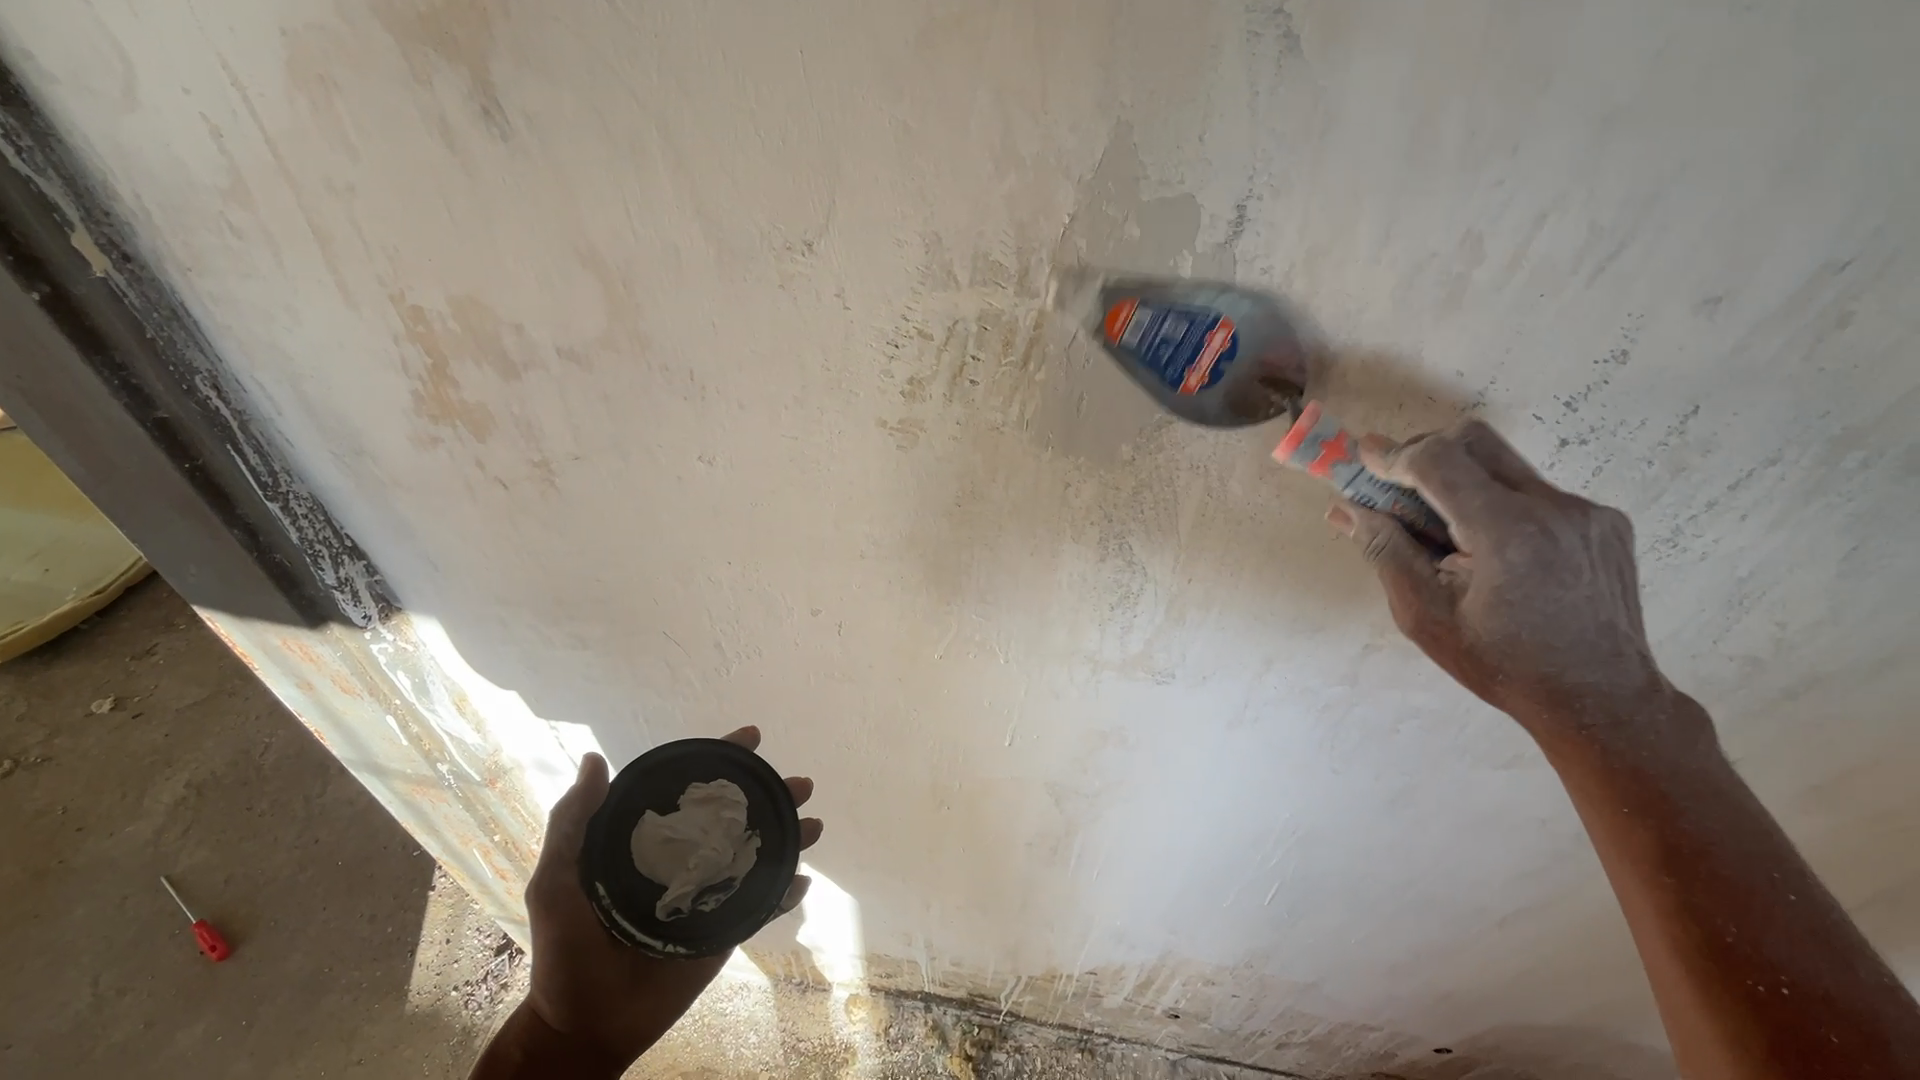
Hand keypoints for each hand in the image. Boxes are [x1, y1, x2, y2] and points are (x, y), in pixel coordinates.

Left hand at [522, 726, 822, 1067]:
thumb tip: (595, 760)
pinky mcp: (724, 931)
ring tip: (813, 824)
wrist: (585, 1025)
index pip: (690, 790)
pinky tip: (801, 880)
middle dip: (772, 795)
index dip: (721, 759)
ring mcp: (709, 895)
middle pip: (736, 817)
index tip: (751, 736)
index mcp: (650, 842)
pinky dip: (784, 893)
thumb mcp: (556, 883)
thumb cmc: (565, 952)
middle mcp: (686, 859)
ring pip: (757, 856)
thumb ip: (572, 824)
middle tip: (800, 783)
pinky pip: (761, 907)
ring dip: (789, 837)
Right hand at [1325, 419, 1699, 750]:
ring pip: (1506, 465)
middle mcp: (1553, 507)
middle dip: (1426, 452)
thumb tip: (1345, 507)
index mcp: (1506, 532)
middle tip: (1397, 484)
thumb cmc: (1500, 664)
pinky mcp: (1605, 521)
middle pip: (1475, 441)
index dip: (1394, 455)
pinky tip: (1494, 553)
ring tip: (1446, 532)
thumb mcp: (1423, 615)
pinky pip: (1536, 491)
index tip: (1363, 456)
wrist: (1599, 698)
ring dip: (1463, 481)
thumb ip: (1386, 550)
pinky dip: (1500, 504)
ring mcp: (1587, 511)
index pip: (1439, 460)